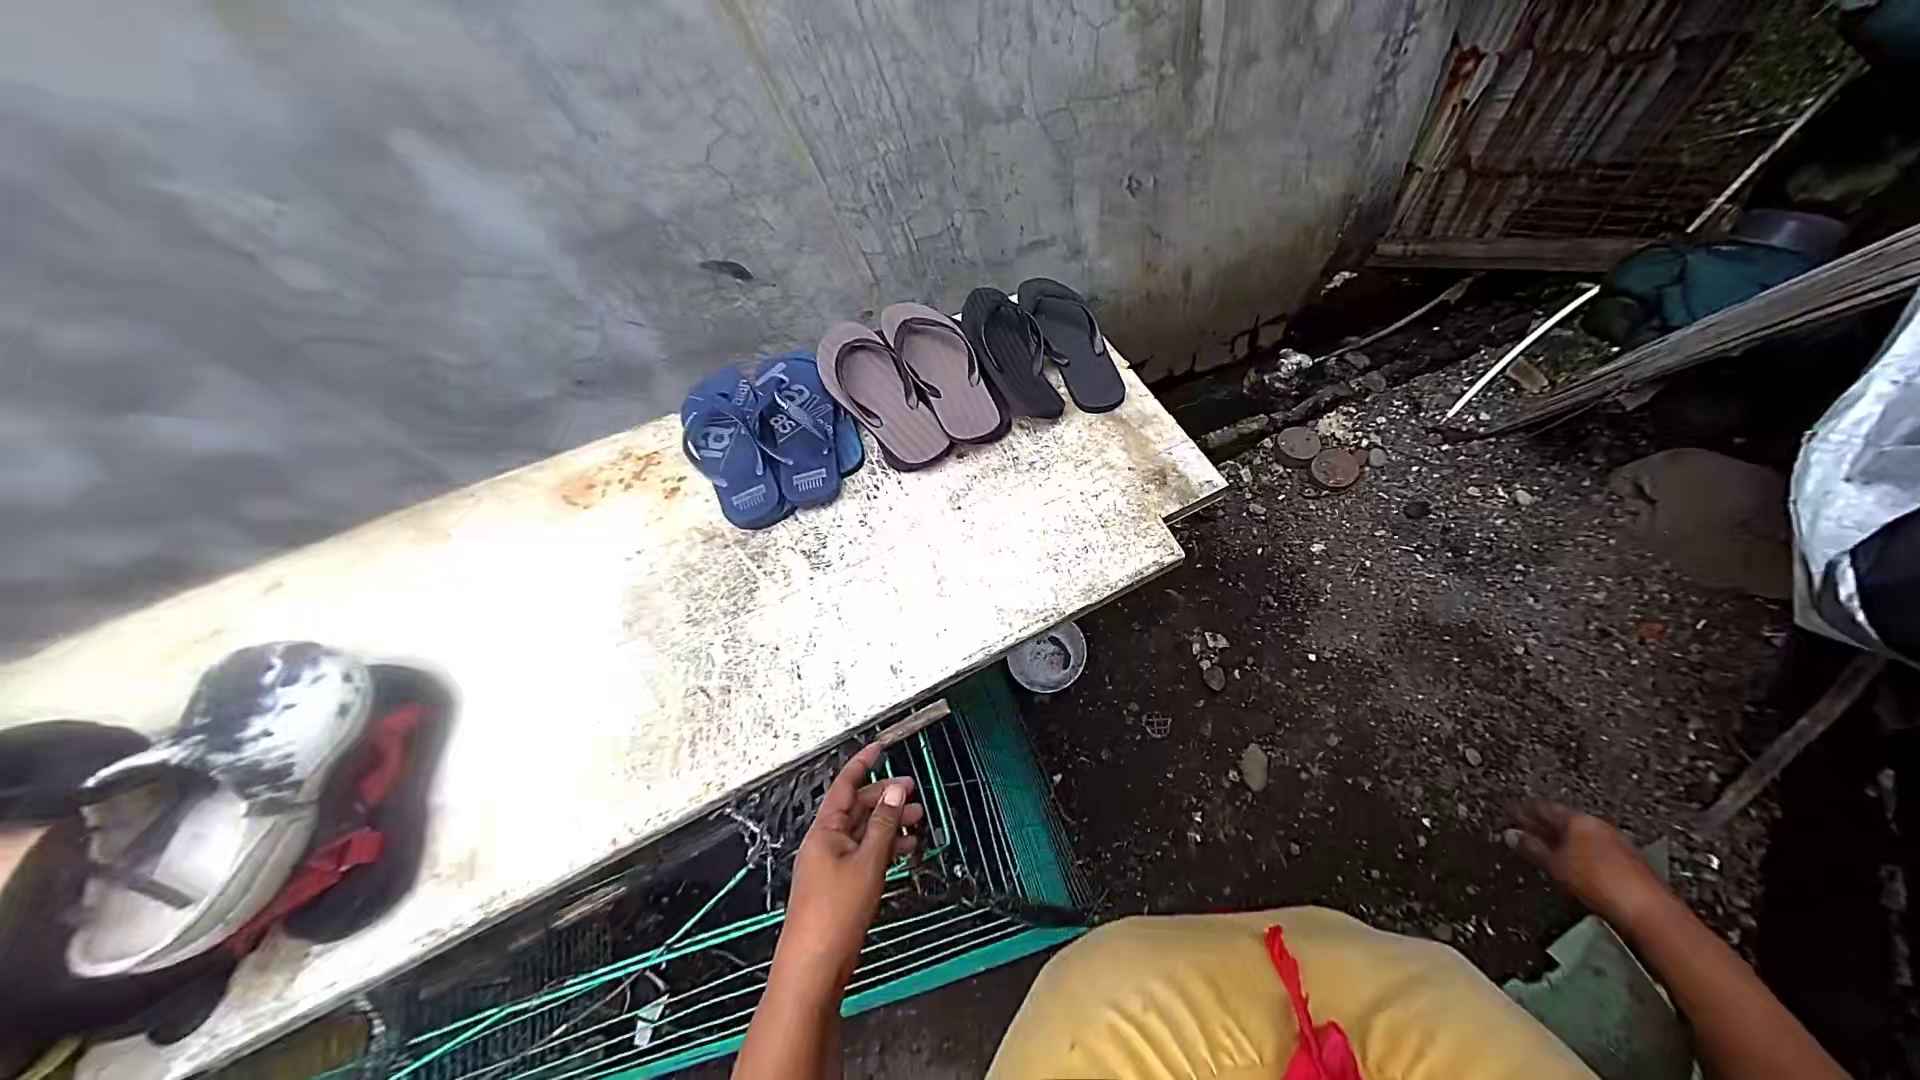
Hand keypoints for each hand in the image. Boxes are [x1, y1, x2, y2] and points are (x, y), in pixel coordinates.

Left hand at [776, 743, 923, 989]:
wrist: (815, 967)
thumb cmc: (833, 915)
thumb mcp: (868, 861)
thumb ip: (884, 824)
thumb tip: (895, 791)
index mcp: (824, 830)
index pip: (845, 785)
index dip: (862, 764)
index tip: (878, 748)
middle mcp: (825, 843)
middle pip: (858, 808)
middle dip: (886, 797)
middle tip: (912, 792)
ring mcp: (831, 864)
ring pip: (864, 831)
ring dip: (889, 823)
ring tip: (917, 821)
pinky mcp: (840, 884)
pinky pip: (865, 853)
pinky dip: (885, 847)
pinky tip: (904, 849)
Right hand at [1505, 800, 1668, 924]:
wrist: (1649, 914)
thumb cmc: (1602, 883)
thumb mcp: (1554, 864)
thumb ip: (1530, 847)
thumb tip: (1511, 835)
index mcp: (1581, 820)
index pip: (1544, 808)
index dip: (1524, 811)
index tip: (1511, 813)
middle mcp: (1601, 828)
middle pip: (1565, 823)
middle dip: (1543, 827)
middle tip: (1524, 831)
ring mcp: (1619, 847)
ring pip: (1581, 838)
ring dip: (1562, 842)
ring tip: (1546, 852)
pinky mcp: (1630, 866)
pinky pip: (1596, 853)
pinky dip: (1579, 856)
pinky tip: (1573, 867)